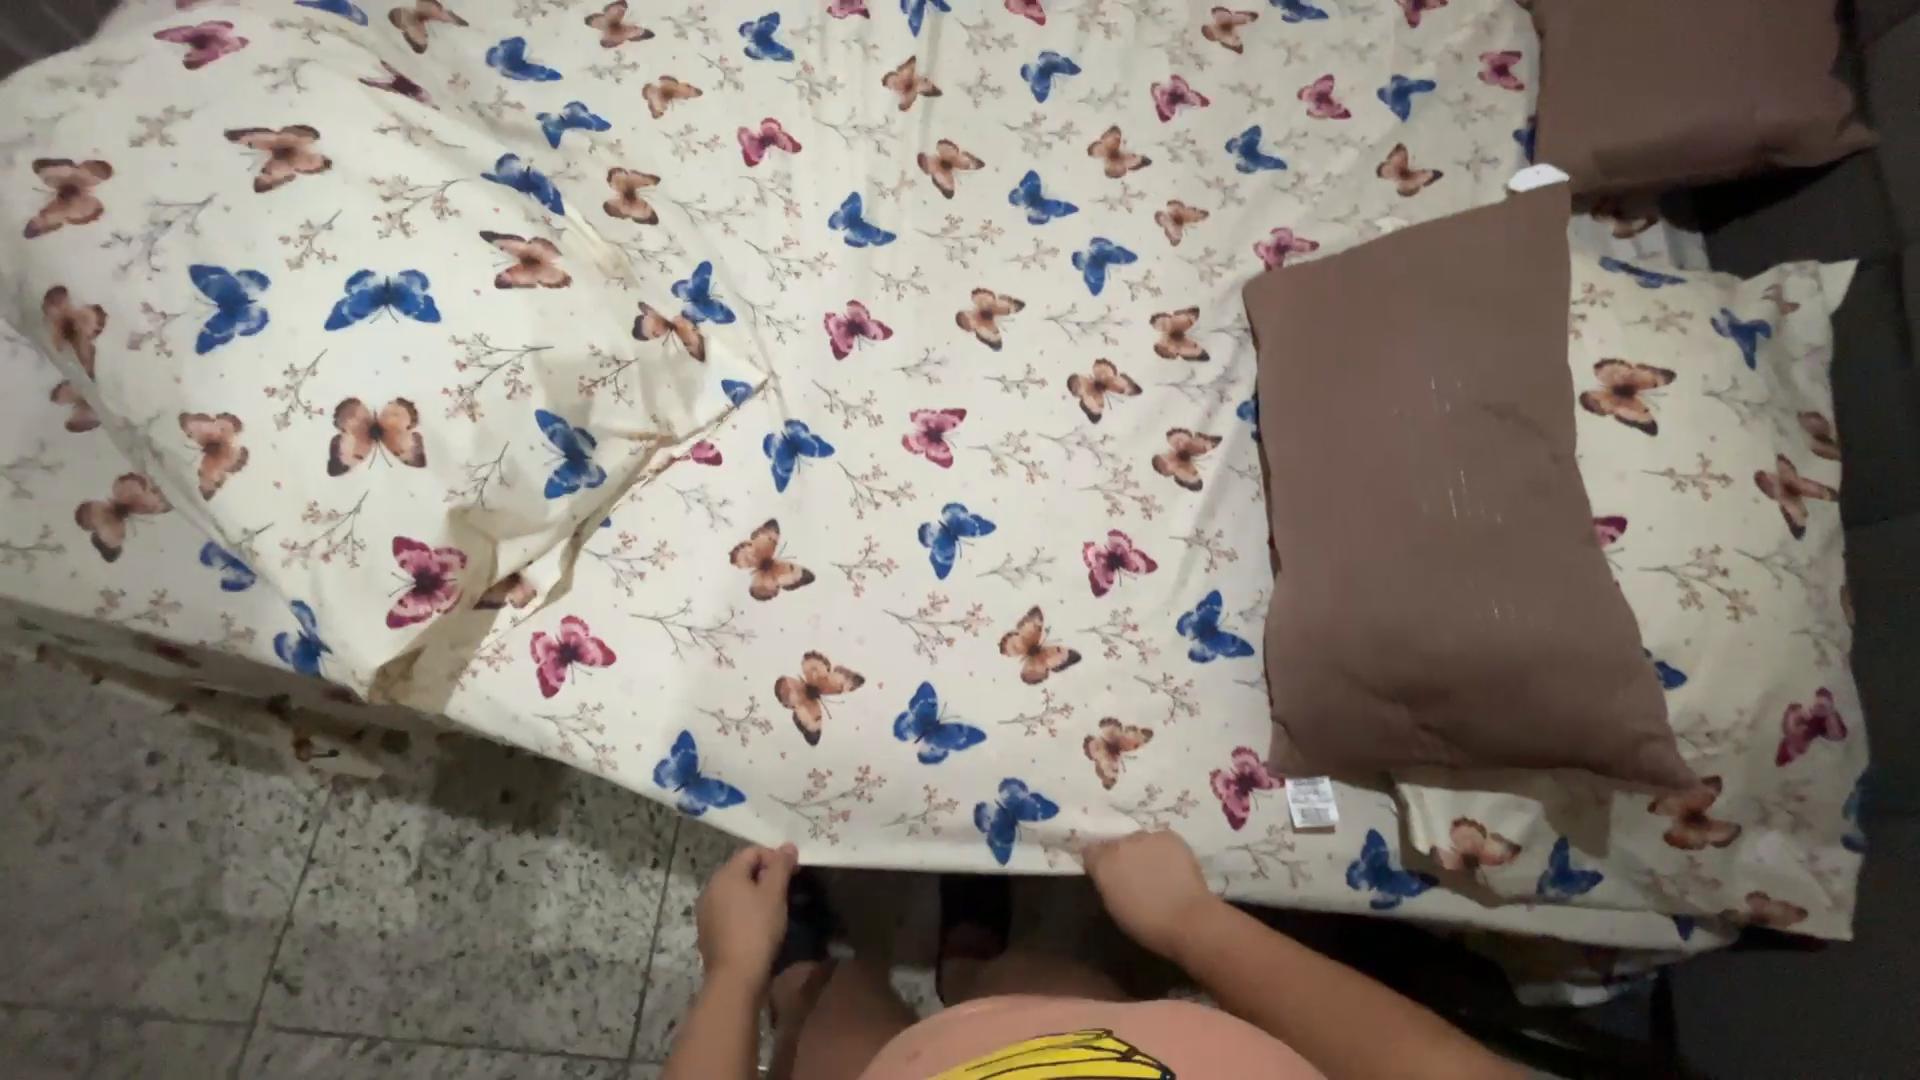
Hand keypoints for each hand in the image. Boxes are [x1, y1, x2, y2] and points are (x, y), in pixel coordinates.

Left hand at [695, 843, 798, 985]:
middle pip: (742, 870)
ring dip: (756, 893)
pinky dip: (745, 910)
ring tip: (775, 908)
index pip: (753, 852)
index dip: (775, 857)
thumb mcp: (775, 893)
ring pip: (736, 891)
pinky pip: (729, 910)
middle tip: (786, 890)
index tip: (793, 873)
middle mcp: (711, 888)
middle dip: (766, 875)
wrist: (735, 978)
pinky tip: (758, 925)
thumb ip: (781, 865)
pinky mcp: (708, 931)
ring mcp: (706, 911)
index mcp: (725, 875)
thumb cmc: (757, 929)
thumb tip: (788, 845)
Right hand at [1082, 830, 1220, 962]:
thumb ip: (1107, 882)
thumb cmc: (1147, 924)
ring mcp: (1146, 836)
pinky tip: (1173, 867)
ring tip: (1158, 871)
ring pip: (1139, 841)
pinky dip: (1163, 851)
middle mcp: (1120, 843)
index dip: (1097, 861)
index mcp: (1103, 862)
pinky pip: (1160, 840)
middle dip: (1122, 856)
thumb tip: (1109, 874)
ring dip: (1143, 852)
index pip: (1089, 850)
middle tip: (1135, 875)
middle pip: (1116, 844)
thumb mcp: (1114, 906)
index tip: (1107, 873)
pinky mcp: (1169, 835)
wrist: (1188, 919)